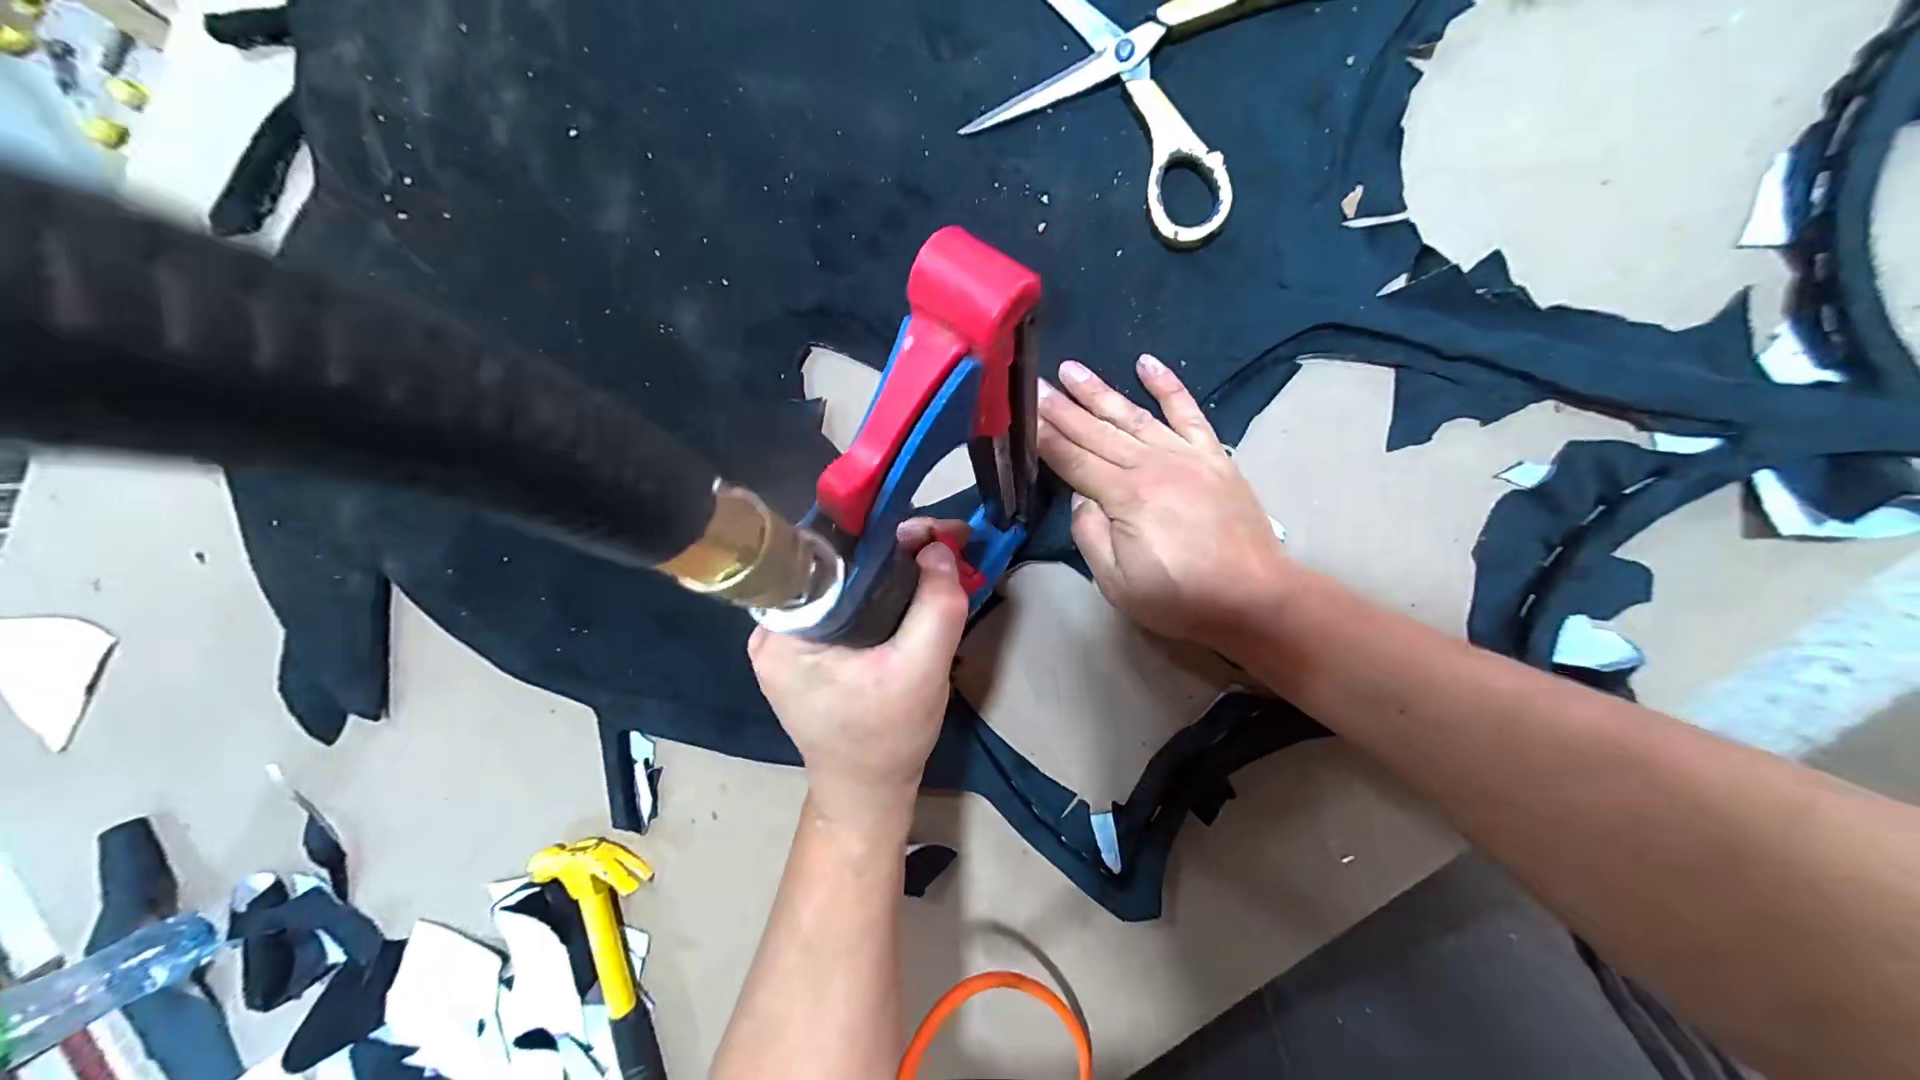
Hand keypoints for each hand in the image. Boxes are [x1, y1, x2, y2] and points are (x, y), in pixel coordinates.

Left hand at [748, 519, 969, 817]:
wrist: (867, 790)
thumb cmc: (887, 738)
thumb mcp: (922, 670)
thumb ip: (937, 605)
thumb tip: (939, 546)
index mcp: (784, 631)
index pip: (828, 556)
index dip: (881, 532)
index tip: (927, 528)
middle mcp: (775, 626)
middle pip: (840, 564)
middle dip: (896, 547)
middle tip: (945, 540)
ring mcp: (789, 637)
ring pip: (847, 580)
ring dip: (894, 566)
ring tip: (938, 556)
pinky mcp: (808, 647)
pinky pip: (848, 602)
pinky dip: (884, 590)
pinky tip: (917, 584)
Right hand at [1037, 354, 1293, 651]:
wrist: (1254, 597)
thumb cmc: (1179, 597)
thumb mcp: (1116, 582)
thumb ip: (1089, 535)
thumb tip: (1080, 497)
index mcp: (1124, 496)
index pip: (1072, 459)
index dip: (1043, 436)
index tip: (1021, 411)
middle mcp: (1151, 464)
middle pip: (1095, 431)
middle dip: (1060, 406)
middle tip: (1033, 382)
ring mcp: (1185, 455)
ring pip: (1133, 415)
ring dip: (1099, 390)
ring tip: (1071, 369)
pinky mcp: (1213, 456)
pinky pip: (1188, 412)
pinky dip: (1168, 385)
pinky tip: (1146, 363)